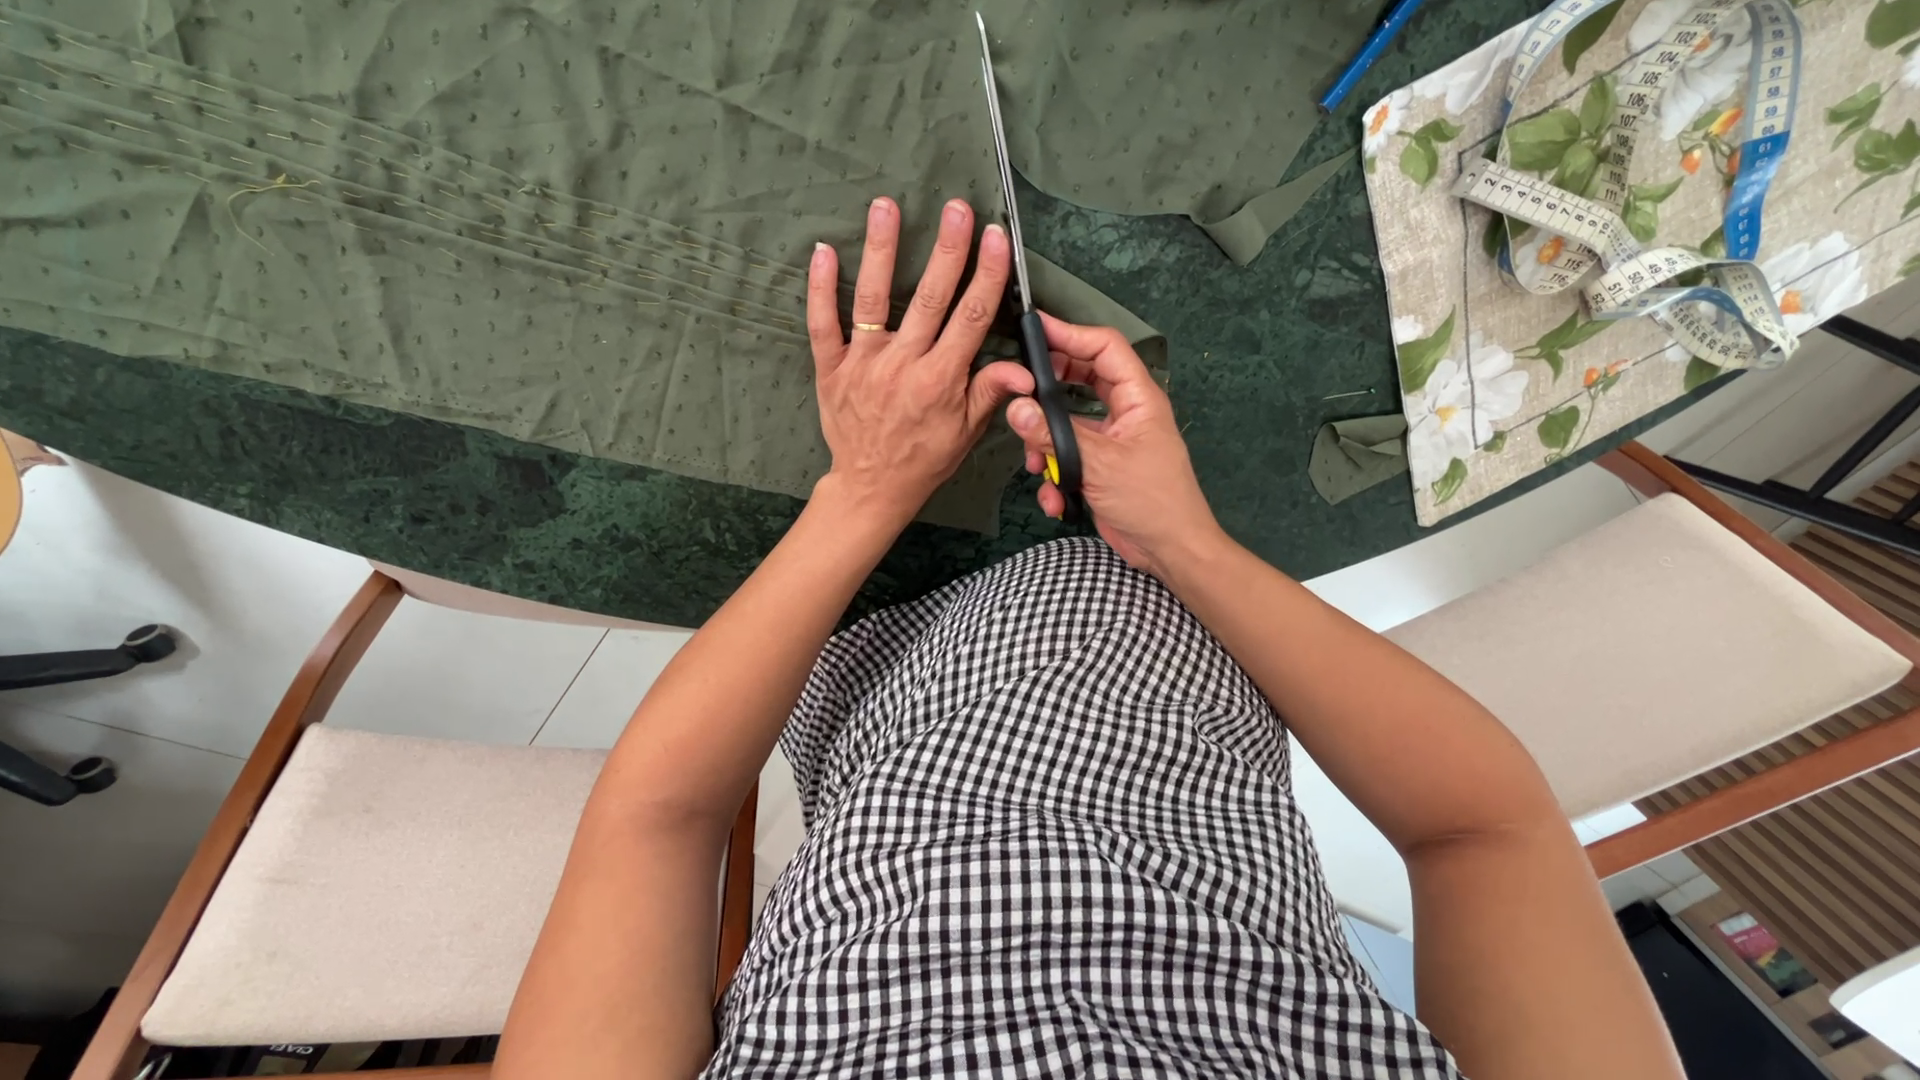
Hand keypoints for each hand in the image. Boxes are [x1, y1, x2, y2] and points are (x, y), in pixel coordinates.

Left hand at [806, 197, 1033, 525]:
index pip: (971, 318)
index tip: (996, 237)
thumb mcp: (966, 432)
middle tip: (957, 207)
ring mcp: (863, 365)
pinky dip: (821, 289)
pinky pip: (822, 323)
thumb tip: (1025, 367)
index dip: (987, 275)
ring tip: (886, 206)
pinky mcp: (831, 368)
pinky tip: (825, 252)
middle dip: (947, 250)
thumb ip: (990, 392)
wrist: (871, 486)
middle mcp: (903, 366)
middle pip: (930, 298)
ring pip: (874, 300)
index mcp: (940, 381)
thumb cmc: (923, 458)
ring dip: (882, 251)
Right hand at [1006, 314, 1224, 576]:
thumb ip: (1055, 435)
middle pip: (1082, 378)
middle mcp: (1125, 412)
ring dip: (1046, 447)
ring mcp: (1111, 440)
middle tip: (1022, 392)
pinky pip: (1069, 458)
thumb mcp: (1099, 463)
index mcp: (1138, 397)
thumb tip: (1016, 409)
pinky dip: (1056, 476)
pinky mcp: (1100, 467)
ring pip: (1067, 423)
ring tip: (1037, 467)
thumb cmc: (1151, 501)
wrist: (1170, 551)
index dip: (1070, 333)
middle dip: (1050, 391)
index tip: (1036, 328)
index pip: (1105, 347)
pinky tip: (1055, 500)